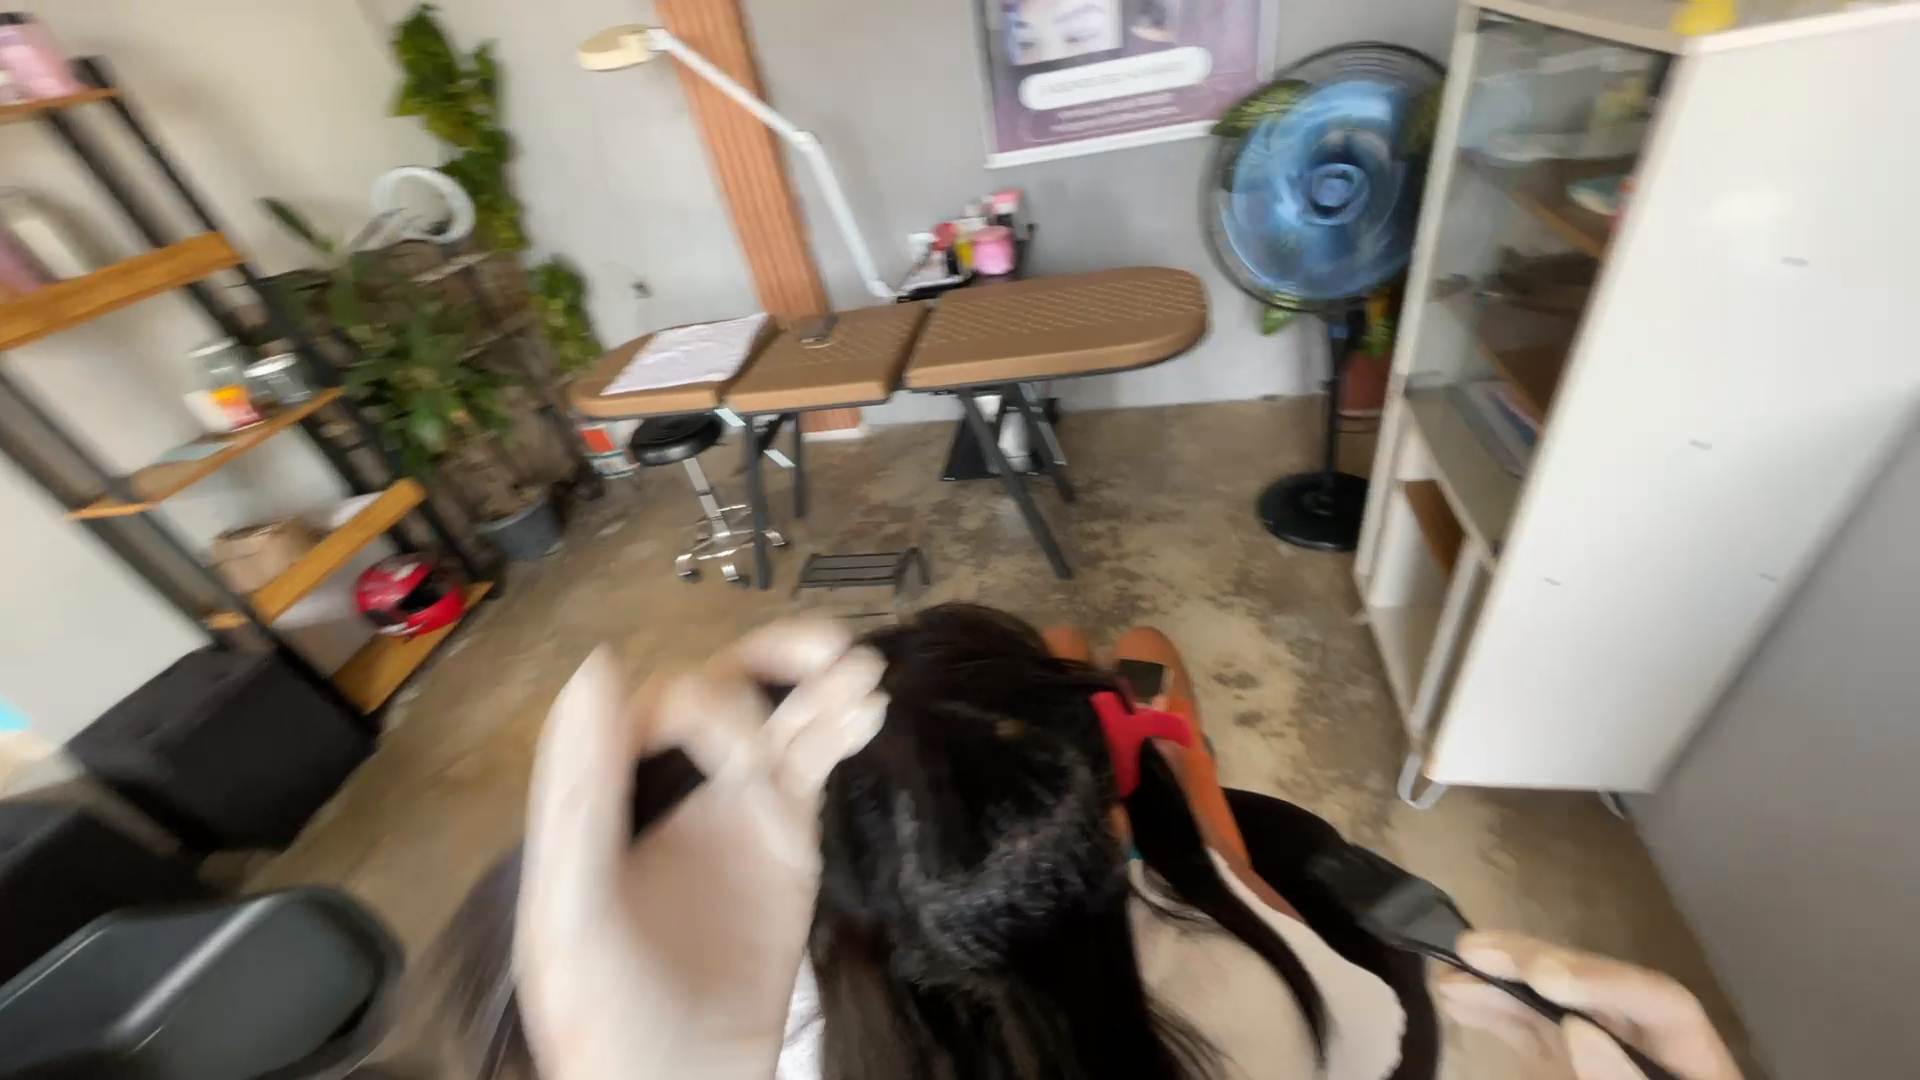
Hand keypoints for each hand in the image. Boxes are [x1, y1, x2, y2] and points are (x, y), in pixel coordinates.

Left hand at [514, 619, 886, 1079]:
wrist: (684, 1076)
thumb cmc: (607, 1006)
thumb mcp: (570, 905)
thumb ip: (577, 790)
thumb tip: (595, 667)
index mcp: (618, 784)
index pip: (662, 702)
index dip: (705, 708)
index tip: (744, 759)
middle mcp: (683, 776)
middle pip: (728, 683)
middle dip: (776, 656)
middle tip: (828, 648)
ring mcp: (743, 798)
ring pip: (784, 713)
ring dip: (824, 684)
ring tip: (865, 669)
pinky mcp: (790, 825)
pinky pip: (818, 757)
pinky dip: (844, 726)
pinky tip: (870, 711)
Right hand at [1436, 932, 1742, 1079]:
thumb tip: (1577, 1028)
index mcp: (1696, 1068)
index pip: (1661, 1002)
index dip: (1598, 979)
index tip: (1538, 977)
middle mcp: (1651, 1052)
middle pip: (1594, 989)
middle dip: (1526, 963)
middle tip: (1470, 950)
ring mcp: (1607, 1057)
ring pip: (1551, 1004)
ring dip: (1495, 983)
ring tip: (1448, 976)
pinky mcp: (1568, 1068)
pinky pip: (1531, 1032)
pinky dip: (1491, 1011)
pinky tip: (1456, 999)